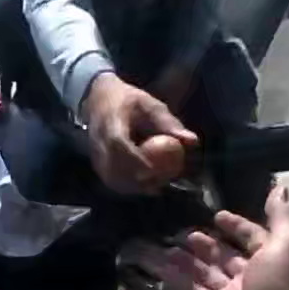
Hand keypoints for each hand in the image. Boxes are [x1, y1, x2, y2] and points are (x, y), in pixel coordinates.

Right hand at [82, 72, 197, 193]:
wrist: (99, 102)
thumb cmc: (128, 101)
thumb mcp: (151, 105)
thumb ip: (169, 124)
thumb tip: (193, 142)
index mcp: (112, 126)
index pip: (120, 146)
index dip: (135, 160)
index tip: (154, 170)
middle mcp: (100, 143)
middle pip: (114, 168)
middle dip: (136, 179)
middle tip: (159, 184)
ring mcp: (96, 156)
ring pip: (112, 178)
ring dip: (132, 186)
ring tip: (153, 188)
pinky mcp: (97, 164)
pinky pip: (110, 180)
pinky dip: (126, 186)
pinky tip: (142, 187)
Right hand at [163, 184, 288, 289]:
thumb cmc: (277, 281)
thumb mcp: (286, 242)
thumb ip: (280, 216)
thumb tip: (280, 187)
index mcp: (270, 257)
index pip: (252, 237)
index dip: (236, 226)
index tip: (217, 216)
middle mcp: (250, 275)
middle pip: (225, 255)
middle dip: (207, 243)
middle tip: (186, 233)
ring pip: (207, 272)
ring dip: (190, 259)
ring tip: (170, 247)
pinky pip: (194, 289)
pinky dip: (180, 278)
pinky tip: (165, 267)